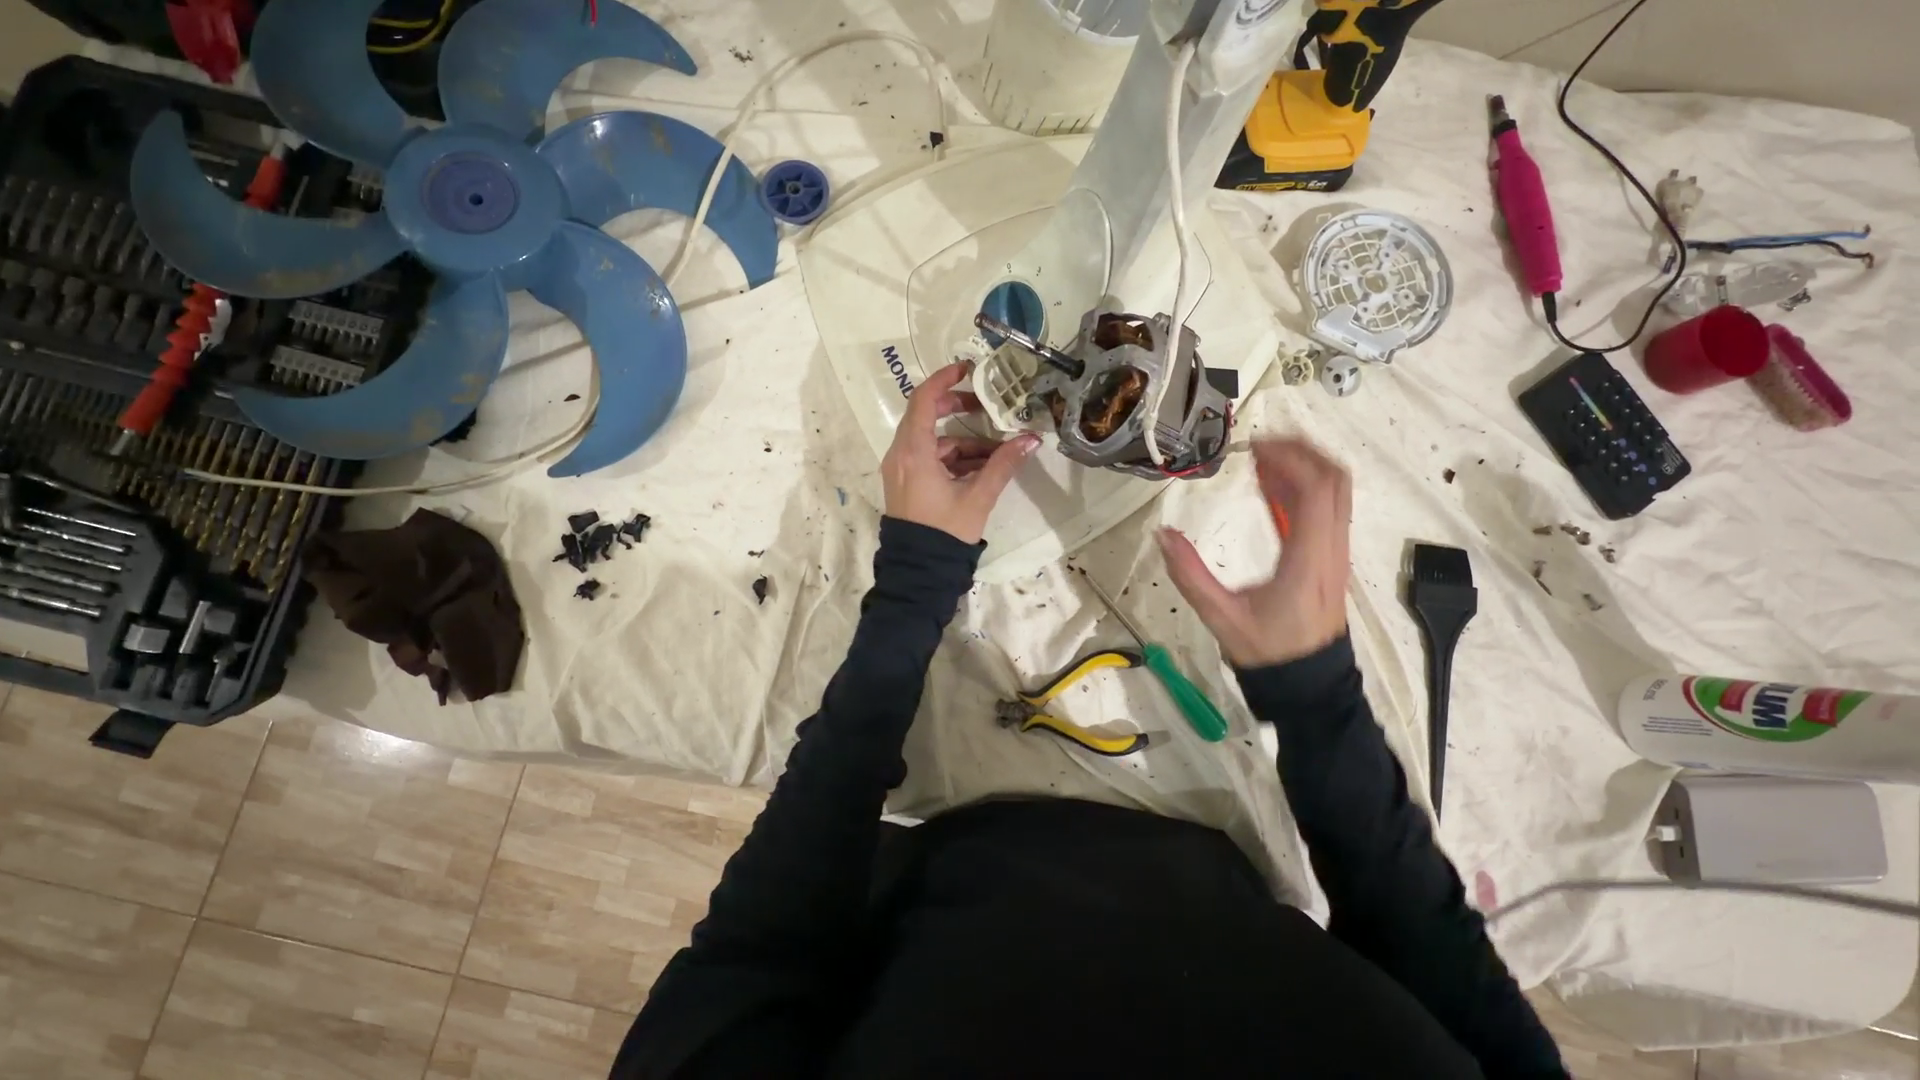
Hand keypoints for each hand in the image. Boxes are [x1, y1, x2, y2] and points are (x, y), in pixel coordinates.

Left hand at [882, 361, 1040, 544]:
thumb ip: (1004, 464)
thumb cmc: (945, 531)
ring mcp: (900, 469)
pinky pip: (927, 458)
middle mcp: (900, 454)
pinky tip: (981, 467)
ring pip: (930, 440)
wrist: (919, 570)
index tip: (967, 369)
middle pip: (925, 416)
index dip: (944, 379)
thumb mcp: (978, 496)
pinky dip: (952, 457)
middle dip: (957, 409)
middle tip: (986, 407)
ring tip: (995, 449)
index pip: (923, 400)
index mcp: (913, 452)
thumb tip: (1031, 439)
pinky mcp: (904, 483)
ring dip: (961, 440)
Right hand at [1159, 438, 1351, 667]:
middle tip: (1259, 445)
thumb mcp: (1221, 616)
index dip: (1290, 459)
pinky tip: (1268, 486)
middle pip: (1334, 480)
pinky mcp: (1329, 558)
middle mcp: (1330, 548)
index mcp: (1309, 558)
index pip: (1315, 490)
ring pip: (1334, 492)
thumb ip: (1189, 575)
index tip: (1254, 447)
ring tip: (1260, 459)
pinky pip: (1324, 510)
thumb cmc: (1268, 651)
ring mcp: (1335, 552)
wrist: (1308, 684)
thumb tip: (1163, 535)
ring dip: (1302, 468)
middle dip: (1300, 452)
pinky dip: (1300, 489)